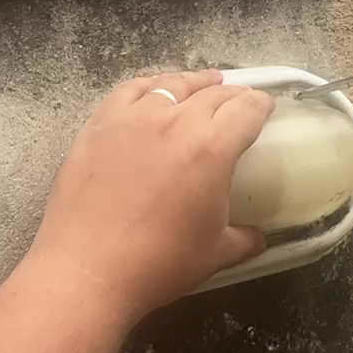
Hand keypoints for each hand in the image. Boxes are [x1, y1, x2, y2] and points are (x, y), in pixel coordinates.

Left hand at [25, 70, 272, 321]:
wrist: (87, 270)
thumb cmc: (158, 264)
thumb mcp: (214, 255)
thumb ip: (243, 240)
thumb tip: (260, 239)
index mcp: (212, 148)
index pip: (246, 110)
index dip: (261, 104)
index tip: (265, 106)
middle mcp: (176, 121)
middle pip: (213, 94)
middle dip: (233, 94)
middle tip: (241, 99)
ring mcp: (134, 118)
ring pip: (172, 84)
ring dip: (195, 82)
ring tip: (205, 82)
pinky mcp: (101, 124)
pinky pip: (130, 90)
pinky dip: (149, 84)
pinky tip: (154, 87)